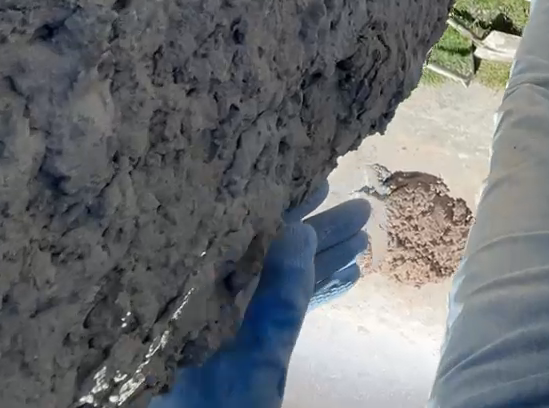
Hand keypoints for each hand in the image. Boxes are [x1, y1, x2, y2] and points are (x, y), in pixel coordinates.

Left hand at [152, 185, 370, 407]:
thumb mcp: (253, 367)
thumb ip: (276, 303)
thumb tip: (301, 231)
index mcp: (185, 304)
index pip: (241, 238)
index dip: (287, 210)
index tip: (325, 183)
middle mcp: (192, 310)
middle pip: (262, 257)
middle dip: (316, 236)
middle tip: (362, 212)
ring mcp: (207, 334)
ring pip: (271, 283)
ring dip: (318, 263)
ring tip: (361, 243)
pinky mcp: (220, 356)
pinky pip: (267, 311)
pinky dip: (303, 294)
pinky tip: (343, 280)